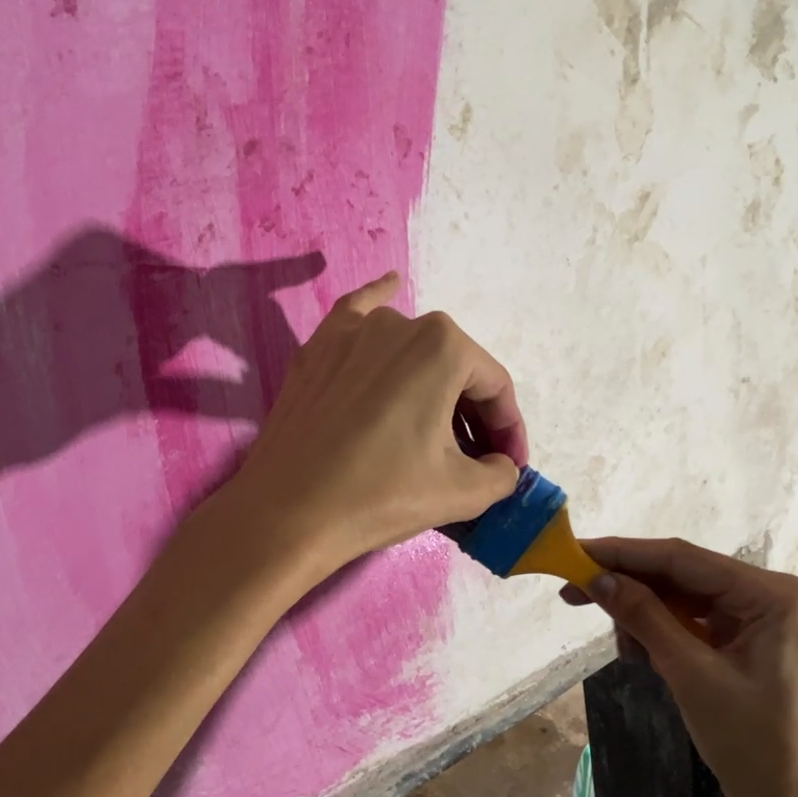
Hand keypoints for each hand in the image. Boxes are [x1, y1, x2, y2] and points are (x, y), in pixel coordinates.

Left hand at [220, 272, 525, 570]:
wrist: (288, 512)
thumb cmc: (381, 495)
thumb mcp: (462, 492)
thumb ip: (500, 473)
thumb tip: (499, 465)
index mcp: (444, 346)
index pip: (495, 388)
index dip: (508, 431)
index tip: (508, 466)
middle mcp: (399, 324)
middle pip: (453, 370)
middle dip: (471, 414)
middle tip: (475, 459)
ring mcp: (351, 332)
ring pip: (410, 355)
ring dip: (431, 387)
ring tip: (436, 428)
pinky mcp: (316, 350)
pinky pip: (356, 316)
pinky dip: (377, 300)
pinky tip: (390, 283)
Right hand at [563, 538, 797, 796]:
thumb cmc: (754, 742)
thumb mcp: (691, 674)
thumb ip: (644, 617)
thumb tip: (595, 577)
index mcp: (769, 594)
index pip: (682, 558)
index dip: (622, 553)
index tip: (572, 554)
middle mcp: (765, 596)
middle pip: (680, 575)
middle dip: (627, 584)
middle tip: (571, 592)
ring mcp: (755, 621)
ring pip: (679, 599)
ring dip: (641, 615)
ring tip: (622, 648)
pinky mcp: (742, 645)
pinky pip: (689, 623)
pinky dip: (658, 634)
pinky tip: (639, 654)